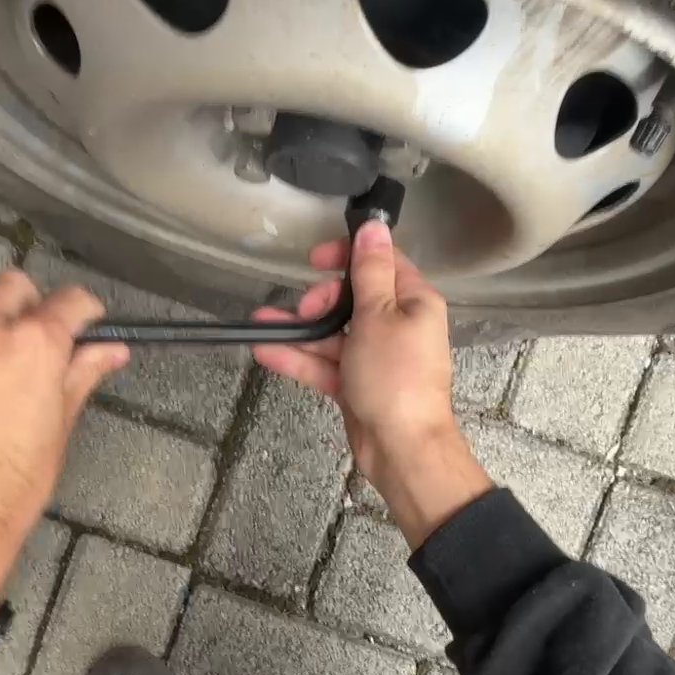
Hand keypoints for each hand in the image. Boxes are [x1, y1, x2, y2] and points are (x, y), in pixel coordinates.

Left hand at [0, 270, 127, 551]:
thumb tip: (112, 350)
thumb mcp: (60, 426)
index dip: (84, 312)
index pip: (70, 302)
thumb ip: (82, 375)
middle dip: (30, 304)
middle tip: (29, 335)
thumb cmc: (15, 484)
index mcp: (36, 348)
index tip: (83, 322)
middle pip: (14, 285)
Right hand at [253, 223, 489, 546]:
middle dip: (321, 300)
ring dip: (299, 330)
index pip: (380, 264)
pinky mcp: (355, 385)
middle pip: (351, 299)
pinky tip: (266, 351)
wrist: (402, 448)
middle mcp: (396, 326)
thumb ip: (370, 272)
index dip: (346, 256)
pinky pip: (324, 363)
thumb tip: (374, 227)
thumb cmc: (397, 378)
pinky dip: (299, 358)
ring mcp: (373, 358)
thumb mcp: (380, 316)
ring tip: (262, 324)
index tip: (315, 259)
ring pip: (331, 335)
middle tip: (306, 309)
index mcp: (413, 302)